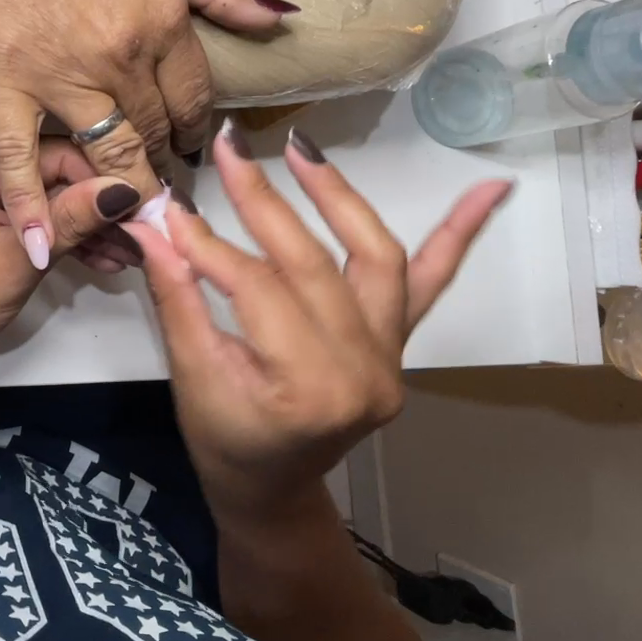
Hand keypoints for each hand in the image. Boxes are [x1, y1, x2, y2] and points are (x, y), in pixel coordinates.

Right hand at [0, 0, 290, 272]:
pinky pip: (18, 155)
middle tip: (171, 189)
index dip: (199, 125)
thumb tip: (276, 20)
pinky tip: (40, 247)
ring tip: (136, 216)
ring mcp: (59, 78)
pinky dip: (29, 203)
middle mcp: (119, 59)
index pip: (194, 94)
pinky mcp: (4, 83)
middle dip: (169, 161)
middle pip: (155, 128)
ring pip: (105, 152)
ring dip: (125, 189)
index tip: (197, 144)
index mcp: (163, 18)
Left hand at [0, 133, 145, 387]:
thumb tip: (130, 188)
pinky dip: (67, 236)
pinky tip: (107, 257)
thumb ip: (72, 218)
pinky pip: (38, 213)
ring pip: (53, 196)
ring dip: (90, 228)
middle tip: (148, 234)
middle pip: (58, 173)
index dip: (106, 182)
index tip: (150, 208)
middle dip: (101, 209)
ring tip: (135, 254)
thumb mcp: (19, 258)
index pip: (57, 153)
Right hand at [123, 121, 511, 525]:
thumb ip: (175, 295)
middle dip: (263, 200)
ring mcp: (392, 356)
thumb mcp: (190, 374)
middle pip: (311, 263)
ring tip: (303, 150)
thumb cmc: (223, 444)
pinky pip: (430, 285)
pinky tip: (491, 190)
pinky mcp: (399, 346)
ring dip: (340, 196)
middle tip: (228, 148)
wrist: (272, 491)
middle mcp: (366, 369)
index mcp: (308, 387)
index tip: (170, 205)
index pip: (254, 289)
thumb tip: (150, 223)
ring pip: (373, 256)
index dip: (208, 243)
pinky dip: (458, 235)